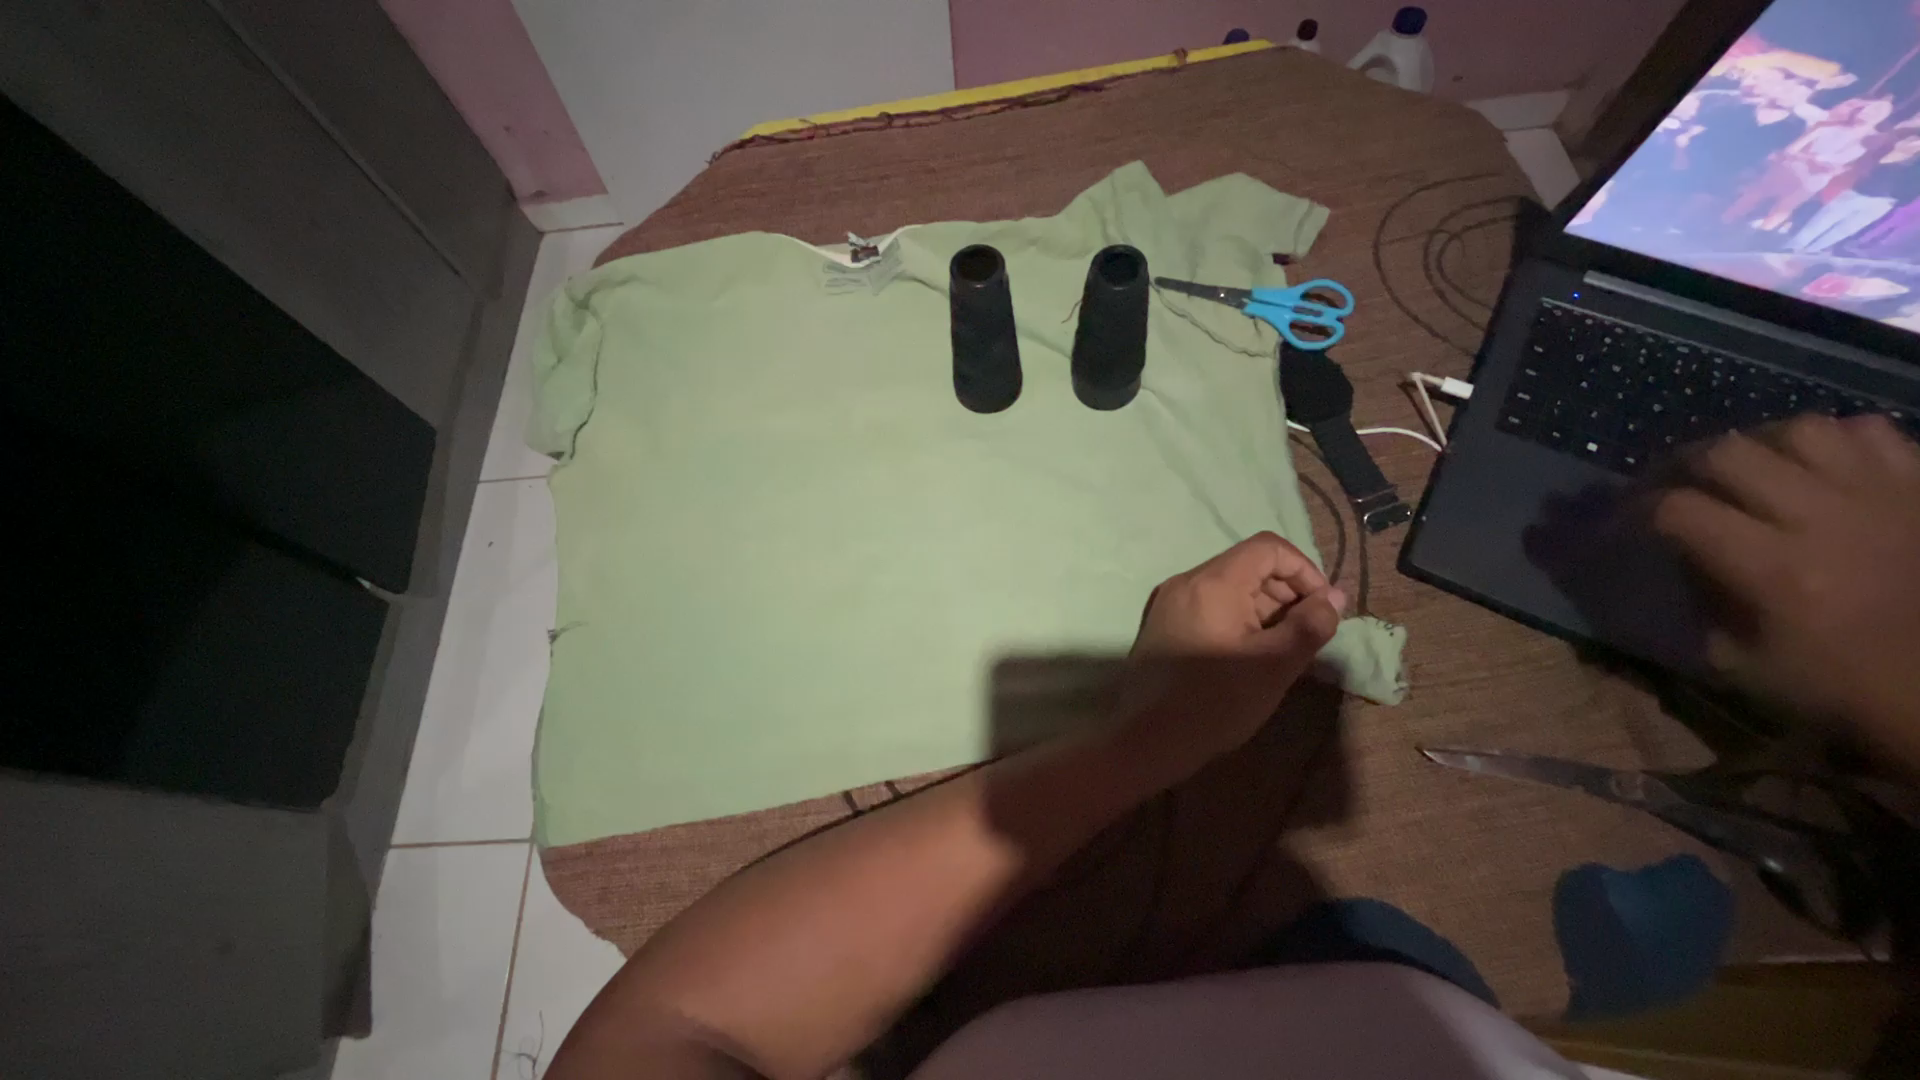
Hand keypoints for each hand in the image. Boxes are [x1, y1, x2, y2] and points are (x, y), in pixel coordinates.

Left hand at [1118, 532, 1343, 771]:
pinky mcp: (1162, 625)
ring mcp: (1169, 603)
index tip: (1323, 608)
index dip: (1304, 571)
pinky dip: (1238, 620)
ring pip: (1229, 588)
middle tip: (1307, 634)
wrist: (1147, 740)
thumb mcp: (1274, 665)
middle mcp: (1186, 582)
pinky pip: (1209, 607)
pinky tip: (1251, 655)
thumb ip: (1309, 626)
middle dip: (1286, 592)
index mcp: (1212, 582)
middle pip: (1248, 565)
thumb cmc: (1215, 701)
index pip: (1268, 548)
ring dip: (1264, 609)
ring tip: (1284, 649)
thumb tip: (1333, 598)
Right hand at [1651, 415, 1919, 768]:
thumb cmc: (1841, 689)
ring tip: (1744, 469)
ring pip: (1800, 429)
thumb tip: (1679, 559)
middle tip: (1670, 486)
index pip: (1678, 509)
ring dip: (1757, 445)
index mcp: (1776, 570)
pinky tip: (1816, 466)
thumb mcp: (1741, 664)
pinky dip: (1833, 441)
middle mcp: (1826, 519)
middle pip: (1728, 453)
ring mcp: (1885, 496)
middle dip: (1681, 466)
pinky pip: (1871, 432)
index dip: (1635, 509)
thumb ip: (1701, 602)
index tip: (1623, 523)